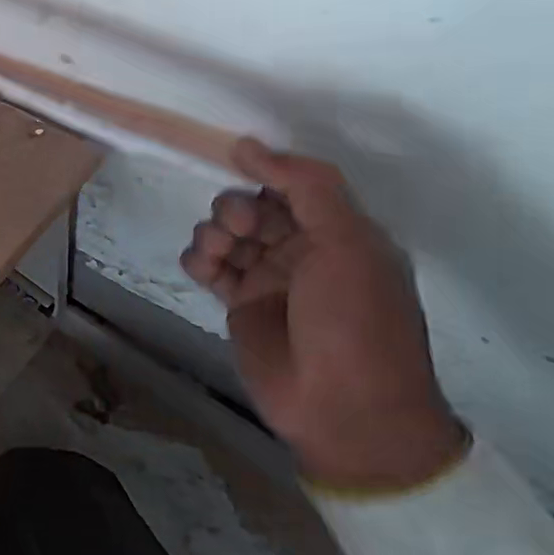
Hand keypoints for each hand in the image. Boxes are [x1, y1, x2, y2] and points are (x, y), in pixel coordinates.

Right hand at [180, 138, 466, 490]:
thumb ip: (306, 186)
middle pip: (251, 205)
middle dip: (236, 208)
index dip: (264, 172)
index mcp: (340, 234)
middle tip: (240, 228)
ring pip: (224, 231)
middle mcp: (302, 250)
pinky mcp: (237, 302)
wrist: (344, 410)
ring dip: (214, 232)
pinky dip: (198, 258)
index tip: (234, 160)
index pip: (293, 185)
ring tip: (220, 254)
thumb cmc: (355, 321)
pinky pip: (205, 264)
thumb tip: (247, 144)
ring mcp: (268, 278)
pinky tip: (205, 269)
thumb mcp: (347, 244)